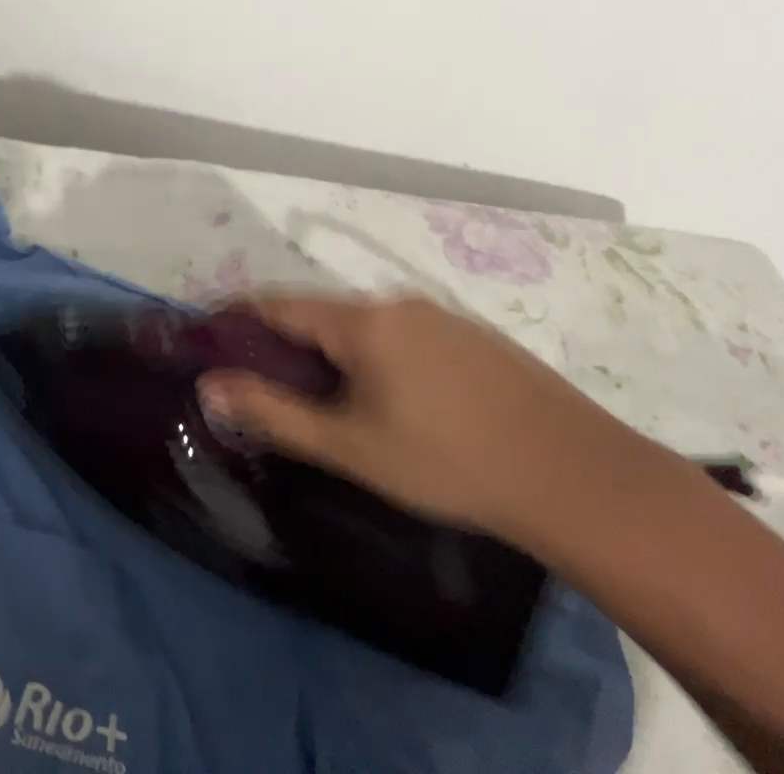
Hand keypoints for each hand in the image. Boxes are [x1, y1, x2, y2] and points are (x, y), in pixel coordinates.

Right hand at [197, 295, 669, 543]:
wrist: (578, 479)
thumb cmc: (446, 462)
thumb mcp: (348, 445)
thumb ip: (272, 411)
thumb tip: (209, 386)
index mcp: (363, 321)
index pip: (276, 304)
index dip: (235, 318)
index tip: (205, 339)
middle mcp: (399, 304)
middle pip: (319, 313)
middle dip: (281, 342)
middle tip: (261, 387)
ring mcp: (443, 318)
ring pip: (362, 326)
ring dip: (327, 352)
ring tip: (319, 400)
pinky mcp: (474, 340)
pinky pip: (400, 337)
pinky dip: (370, 358)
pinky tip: (384, 401)